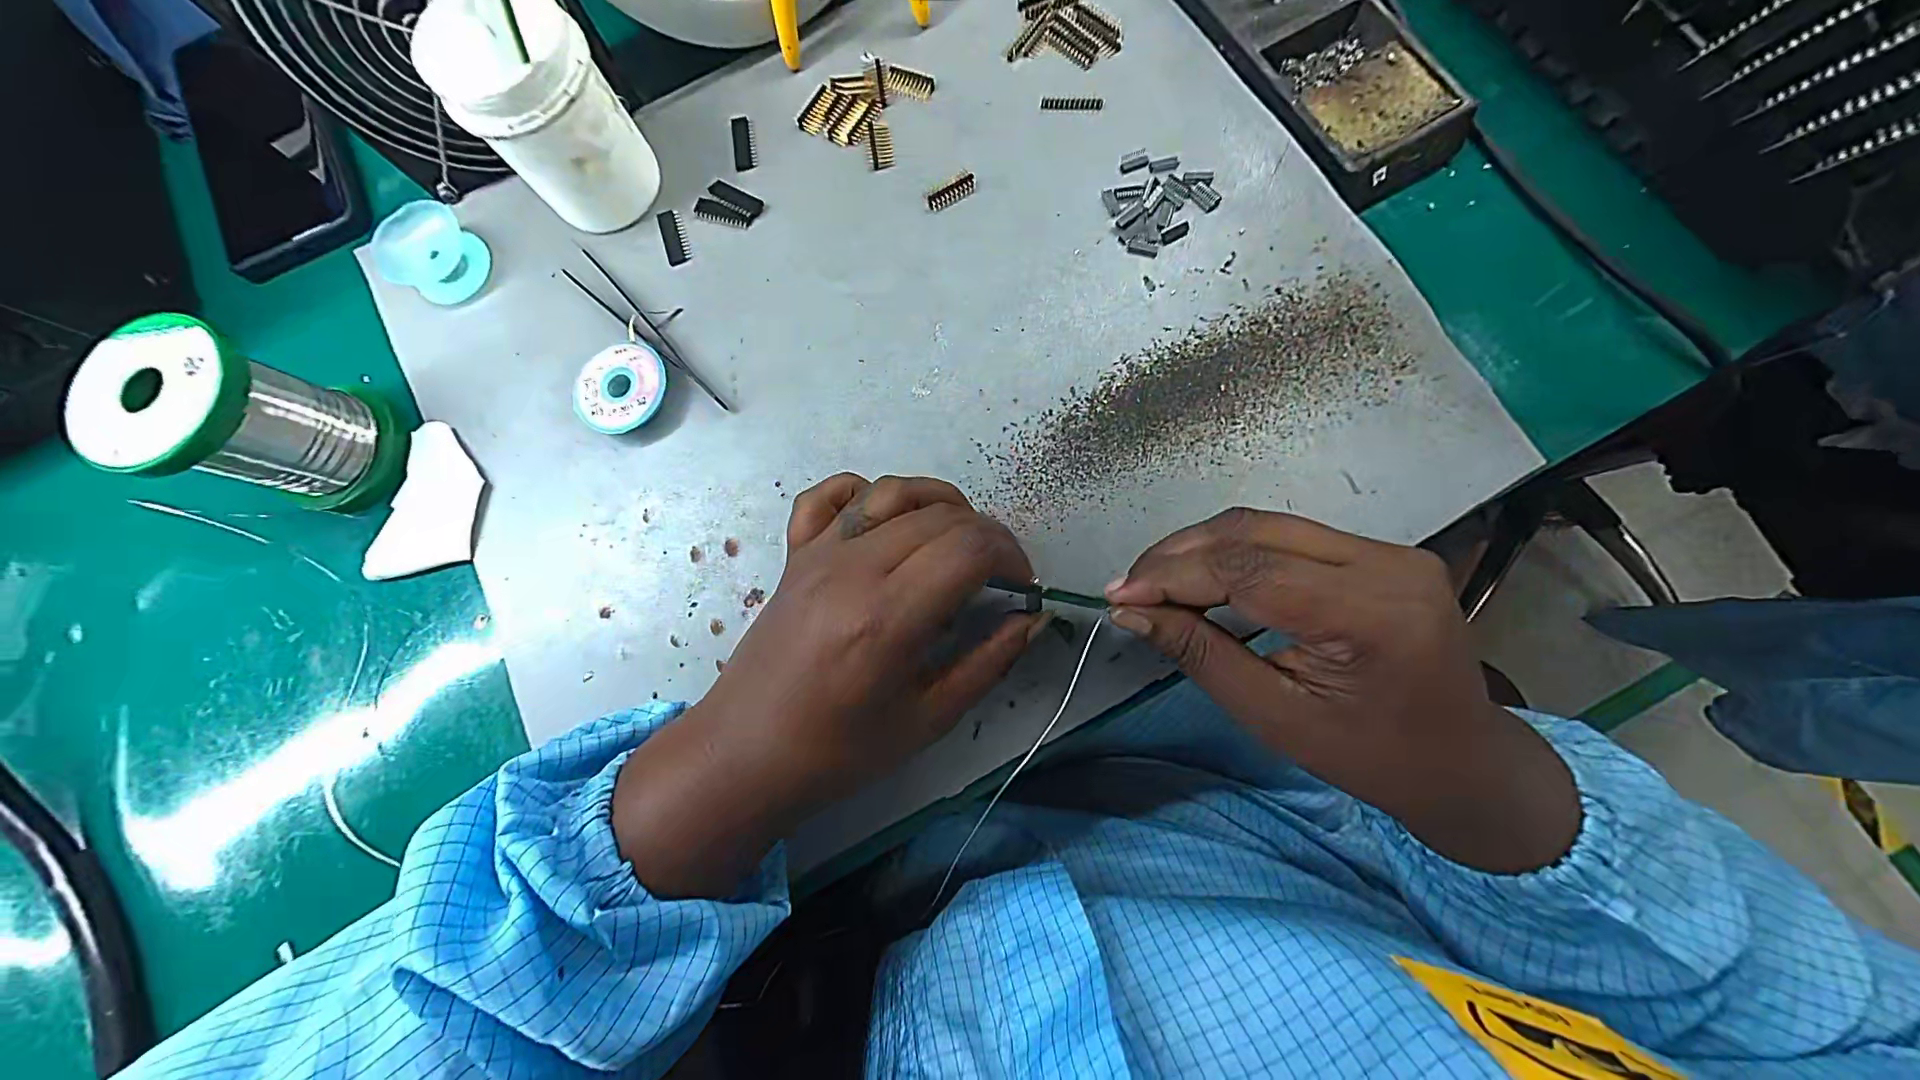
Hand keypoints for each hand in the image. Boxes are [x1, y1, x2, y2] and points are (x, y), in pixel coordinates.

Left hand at [614, 475, 1047, 896]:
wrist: (744, 753)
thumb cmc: (838, 751)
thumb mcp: (928, 720)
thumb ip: (988, 663)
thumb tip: (1030, 620)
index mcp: (888, 616)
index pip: (970, 546)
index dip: (1011, 556)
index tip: (1021, 587)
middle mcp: (853, 568)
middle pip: (942, 515)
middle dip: (986, 536)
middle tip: (996, 577)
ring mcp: (818, 554)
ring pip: (893, 491)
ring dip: (939, 505)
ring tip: (953, 543)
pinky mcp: (794, 555)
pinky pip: (830, 495)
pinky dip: (866, 493)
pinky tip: (885, 521)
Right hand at [1105, 509, 1579, 872]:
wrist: (1464, 763)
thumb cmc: (1370, 757)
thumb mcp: (1275, 715)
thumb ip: (1201, 654)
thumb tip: (1130, 614)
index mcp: (1371, 616)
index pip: (1249, 570)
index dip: (1174, 576)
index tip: (1119, 595)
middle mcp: (1387, 564)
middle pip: (1254, 532)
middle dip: (1179, 554)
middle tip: (1130, 587)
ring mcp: (1389, 550)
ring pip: (1267, 524)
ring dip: (1200, 546)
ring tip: (1154, 580)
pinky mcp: (1380, 551)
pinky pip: (1288, 535)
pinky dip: (1232, 551)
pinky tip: (1200, 574)